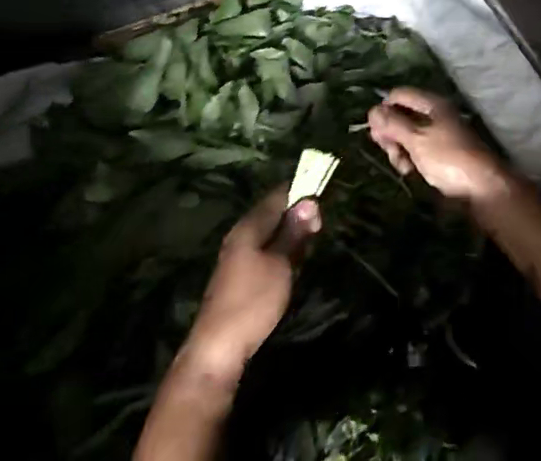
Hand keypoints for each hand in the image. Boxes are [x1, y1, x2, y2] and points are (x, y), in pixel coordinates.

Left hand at [182, 186, 321, 373]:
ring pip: (268, 234)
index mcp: (248, 226)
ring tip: (310, 244)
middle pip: (271, 215)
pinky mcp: (239, 276)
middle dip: (295, 216)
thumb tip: (309, 201)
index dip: (298, 194)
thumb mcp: (280, 265)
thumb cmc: (252, 301)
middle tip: (320, 227)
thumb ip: (293, 234)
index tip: (321, 200)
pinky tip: (292, 264)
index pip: (275, 197)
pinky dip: (281, 252)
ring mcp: (237, 255)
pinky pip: (264, 252)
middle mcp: (240, 235)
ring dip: (289, 236)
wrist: (218, 347)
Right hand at [365, 88, 510, 203]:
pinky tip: (411, 171)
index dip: (383, 110)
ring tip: (403, 166)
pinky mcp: (443, 154)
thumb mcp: (416, 139)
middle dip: (390, 133)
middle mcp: (435, 115)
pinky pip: (418, 150)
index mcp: (431, 104)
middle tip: (389, 151)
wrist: (484, 190)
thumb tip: (372, 111)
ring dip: (399, 149)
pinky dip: (411, 158)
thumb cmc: (449, 159)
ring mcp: (440, 135)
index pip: (398, 95)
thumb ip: (392, 123)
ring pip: (407, 135)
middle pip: (401, 115)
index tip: (376, 132)